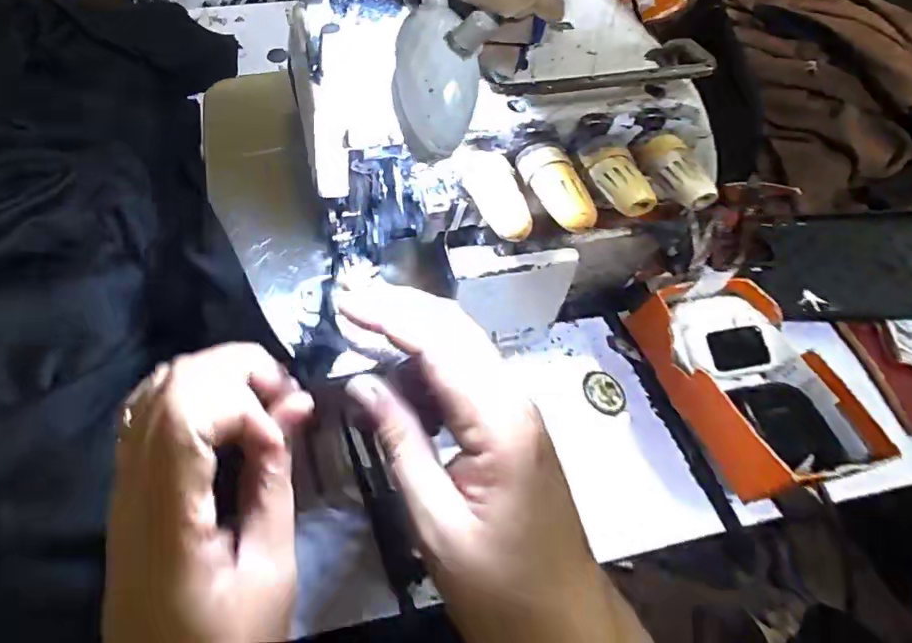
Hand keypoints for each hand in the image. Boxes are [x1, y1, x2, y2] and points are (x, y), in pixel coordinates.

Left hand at [103, 344, 315, 642]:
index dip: (241, 402)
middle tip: (285, 395)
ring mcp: (121, 487)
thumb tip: (295, 403)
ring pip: (156, 387)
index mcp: (165, 521)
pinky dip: (192, 388)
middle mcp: (131, 491)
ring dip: (217, 373)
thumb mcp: (269, 571)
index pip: (183, 415)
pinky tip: (226, 406)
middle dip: (237, 368)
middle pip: (171, 385)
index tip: (281, 431)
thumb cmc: (228, 642)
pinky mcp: (126, 488)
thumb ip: (274, 480)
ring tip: (262, 396)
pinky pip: (147, 409)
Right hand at [338, 288, 649, 642]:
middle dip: (403, 307)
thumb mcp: (437, 522)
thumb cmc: (499, 584)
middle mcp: (513, 397)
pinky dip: (431, 359)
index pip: (440, 343)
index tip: (346, 304)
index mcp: (498, 418)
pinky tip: (400, 368)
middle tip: (351, 302)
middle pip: (456, 328)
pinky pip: (469, 372)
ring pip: (464, 344)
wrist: (565, 620)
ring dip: (416, 327)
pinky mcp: (513, 421)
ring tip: (366, 325)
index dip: (390, 316)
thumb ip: (400, 443)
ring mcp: (517, 406)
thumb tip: (361, 383)